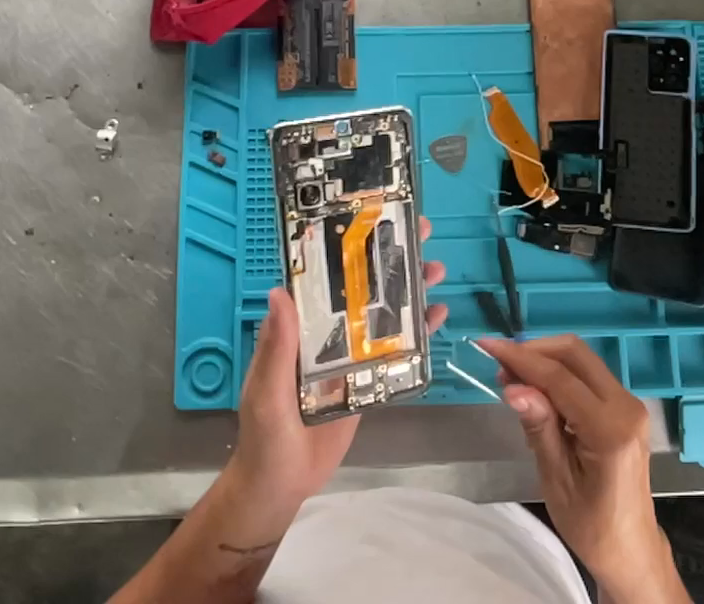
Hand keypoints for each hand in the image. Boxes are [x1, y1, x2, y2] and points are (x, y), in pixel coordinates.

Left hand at [229, 220, 446, 506]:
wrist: (283, 486)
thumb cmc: (266, 436)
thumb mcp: (265, 391)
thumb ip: (275, 348)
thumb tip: (279, 291)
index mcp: (299, 327)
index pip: (323, 276)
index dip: (347, 245)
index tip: (371, 217)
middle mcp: (326, 332)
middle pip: (362, 287)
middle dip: (389, 258)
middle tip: (419, 231)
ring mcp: (349, 355)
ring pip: (384, 313)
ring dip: (409, 289)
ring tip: (436, 267)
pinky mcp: (369, 380)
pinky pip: (397, 350)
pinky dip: (418, 332)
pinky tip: (438, 315)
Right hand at [478, 335, 684, 602]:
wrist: (631, 549)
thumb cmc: (592, 525)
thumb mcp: (557, 481)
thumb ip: (539, 428)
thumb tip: (513, 387)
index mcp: (610, 429)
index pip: (560, 377)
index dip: (521, 358)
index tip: (487, 345)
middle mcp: (626, 407)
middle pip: (575, 353)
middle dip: (533, 350)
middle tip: (499, 364)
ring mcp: (629, 404)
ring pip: (581, 359)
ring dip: (544, 359)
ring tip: (511, 378)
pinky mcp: (625, 408)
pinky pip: (587, 375)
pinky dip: (558, 372)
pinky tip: (535, 389)